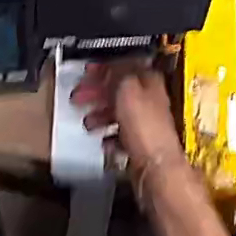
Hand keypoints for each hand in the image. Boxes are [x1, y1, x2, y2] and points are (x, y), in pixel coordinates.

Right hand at [71, 60, 186, 174]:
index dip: (104, 67)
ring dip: (101, 113)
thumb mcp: (126, 89)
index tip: (87, 71)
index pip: (124, 65)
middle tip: (79, 95)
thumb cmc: (146, 129)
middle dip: (97, 91)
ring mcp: (146, 123)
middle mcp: (150, 99)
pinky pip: (121, 136)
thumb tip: (109, 66)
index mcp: (149, 80)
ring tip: (87, 120)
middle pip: (119, 89)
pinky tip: (103, 140)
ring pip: (119, 112)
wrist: (156, 170)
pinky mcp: (141, 146)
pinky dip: (109, 135)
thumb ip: (116, 73)